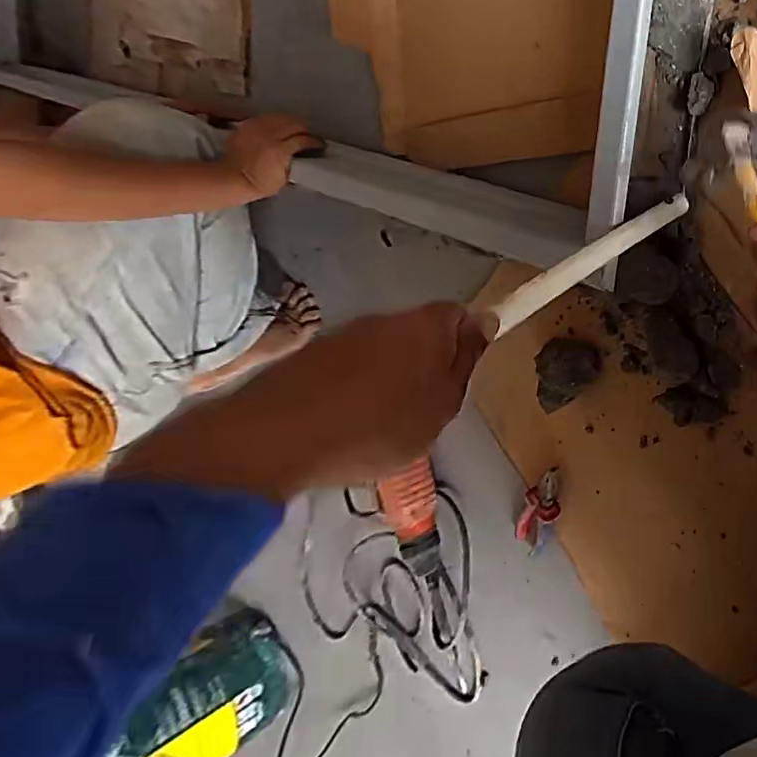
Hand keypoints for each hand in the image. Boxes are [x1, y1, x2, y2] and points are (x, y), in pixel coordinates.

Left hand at [111, 303, 494, 500]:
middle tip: (430, 403)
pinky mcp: (306, 358)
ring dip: (390, 375)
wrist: (271, 442)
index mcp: (427, 324)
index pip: (462, 314)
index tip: (464, 372)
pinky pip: (348, 367)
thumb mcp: (443, 404)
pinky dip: (354, 387)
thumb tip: (485, 322)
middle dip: (428, 360)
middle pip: (420, 331)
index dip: (468, 340)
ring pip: (383, 349)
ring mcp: (342, 335)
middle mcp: (385, 318)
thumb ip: (466, 361)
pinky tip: (347, 423)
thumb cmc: (378, 425)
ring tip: (385, 420)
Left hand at [222, 115, 321, 198]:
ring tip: (296, 130)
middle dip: (305, 130)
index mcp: (280, 151)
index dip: (315, 142)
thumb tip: (306, 154)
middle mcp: (268, 136)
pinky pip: (266, 118)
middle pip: (294, 125)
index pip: (304, 140)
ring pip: (280, 118)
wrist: (230, 178)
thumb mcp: (285, 177)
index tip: (321, 145)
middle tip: (310, 137)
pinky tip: (279, 127)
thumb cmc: (262, 183)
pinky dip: (276, 121)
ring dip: (291, 123)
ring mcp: (255, 129)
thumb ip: (295, 162)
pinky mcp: (246, 127)